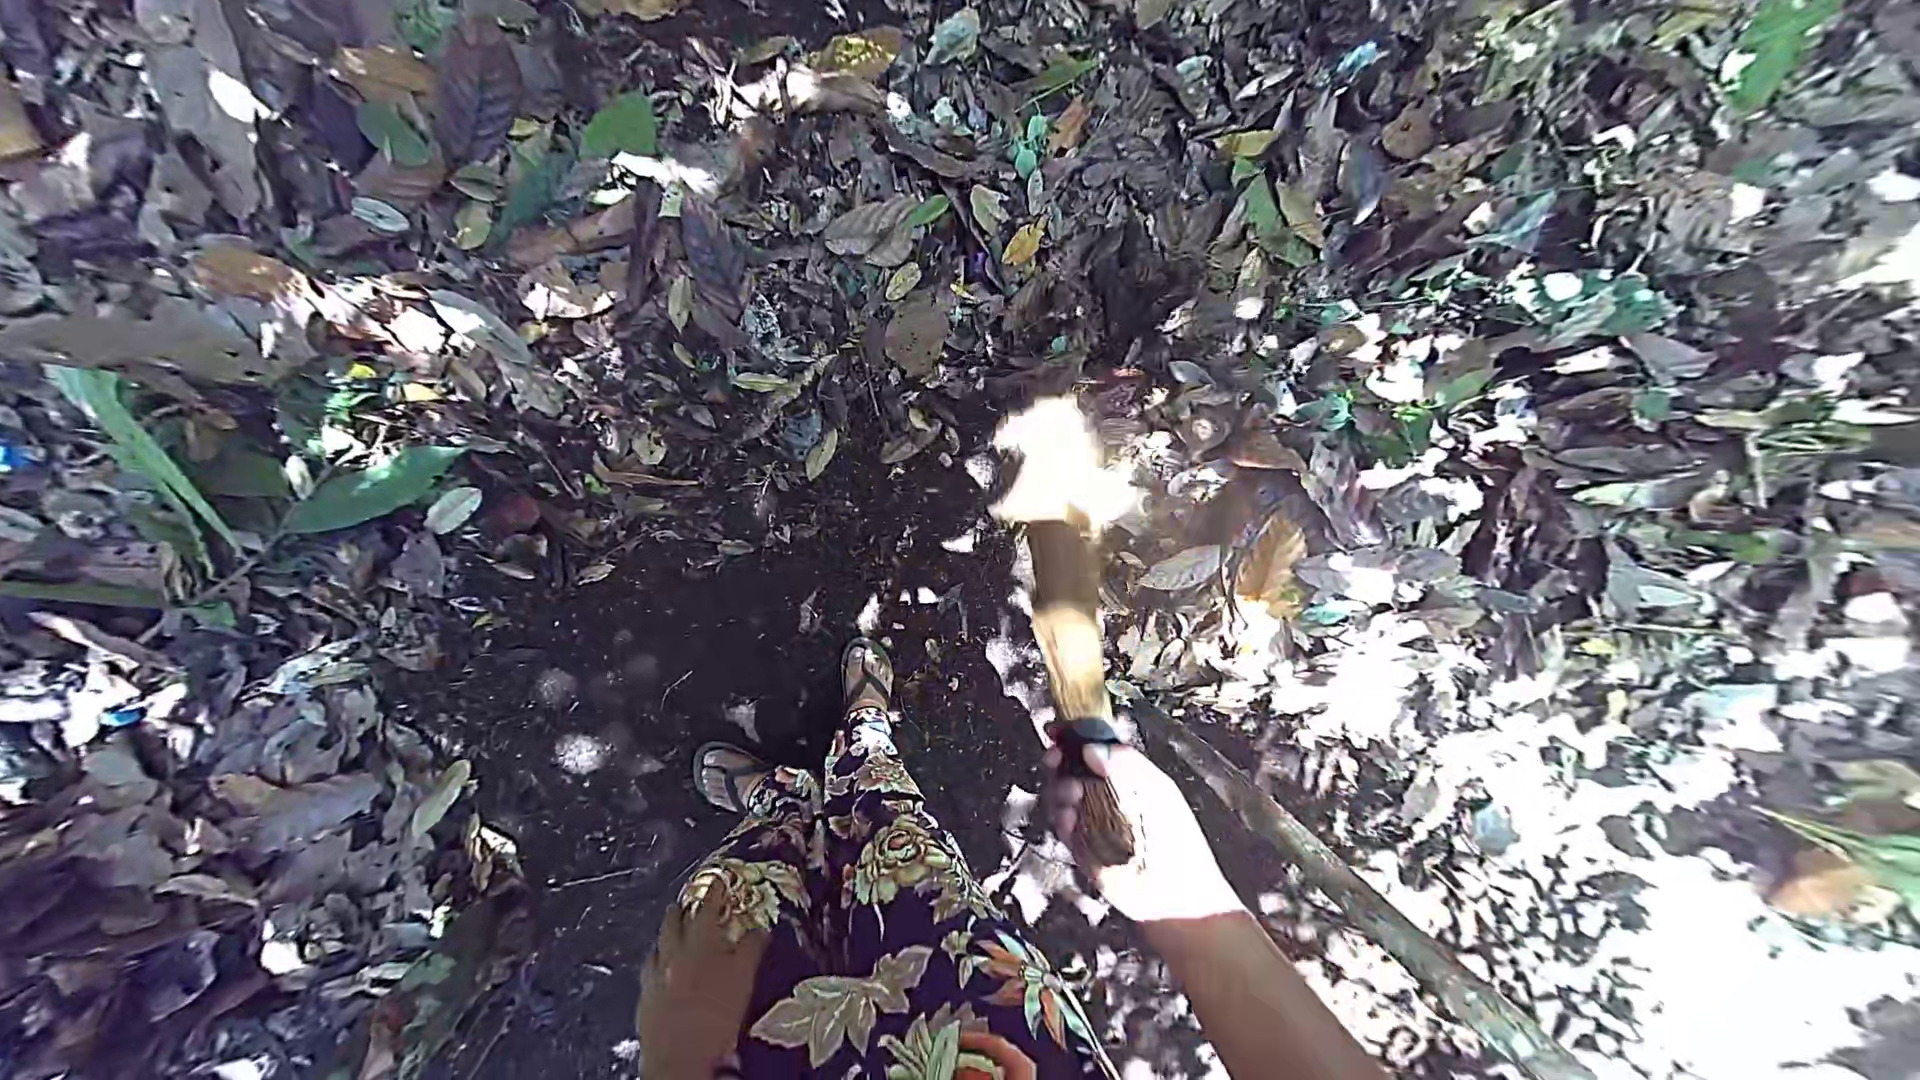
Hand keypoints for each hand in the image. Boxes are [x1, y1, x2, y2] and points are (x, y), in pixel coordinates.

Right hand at [1045, 740, 1243, 922]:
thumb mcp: (1157, 789)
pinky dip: (1060, 817)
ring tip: (1072, 792)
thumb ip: (1126, 763)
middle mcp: (1104, 793)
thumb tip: (1091, 749)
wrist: (1176, 894)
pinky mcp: (1081, 845)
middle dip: (1058, 758)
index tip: (1058, 729)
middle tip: (1054, 756)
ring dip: (1059, 787)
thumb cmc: (1176, 838)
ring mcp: (1090, 819)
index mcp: (1125, 774)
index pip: (1093, 747)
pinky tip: (1069, 817)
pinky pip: (1061, 824)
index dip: (1074, 737)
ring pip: (1060, 792)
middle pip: (1070, 766)